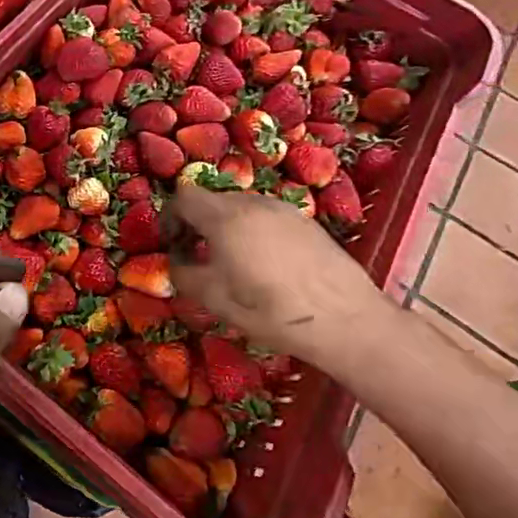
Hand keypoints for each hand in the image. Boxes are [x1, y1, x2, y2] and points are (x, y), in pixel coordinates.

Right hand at [167, 187, 401, 369]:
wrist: (346, 320)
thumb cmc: (271, 310)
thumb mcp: (215, 300)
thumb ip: (184, 275)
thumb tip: (176, 263)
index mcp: (225, 218)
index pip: (184, 197)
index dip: (171, 217)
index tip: (173, 244)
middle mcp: (254, 204)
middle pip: (213, 200)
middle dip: (198, 223)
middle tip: (197, 254)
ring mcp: (284, 210)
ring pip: (242, 208)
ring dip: (227, 227)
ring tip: (233, 261)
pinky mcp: (307, 222)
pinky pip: (267, 217)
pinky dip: (254, 231)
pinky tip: (265, 264)